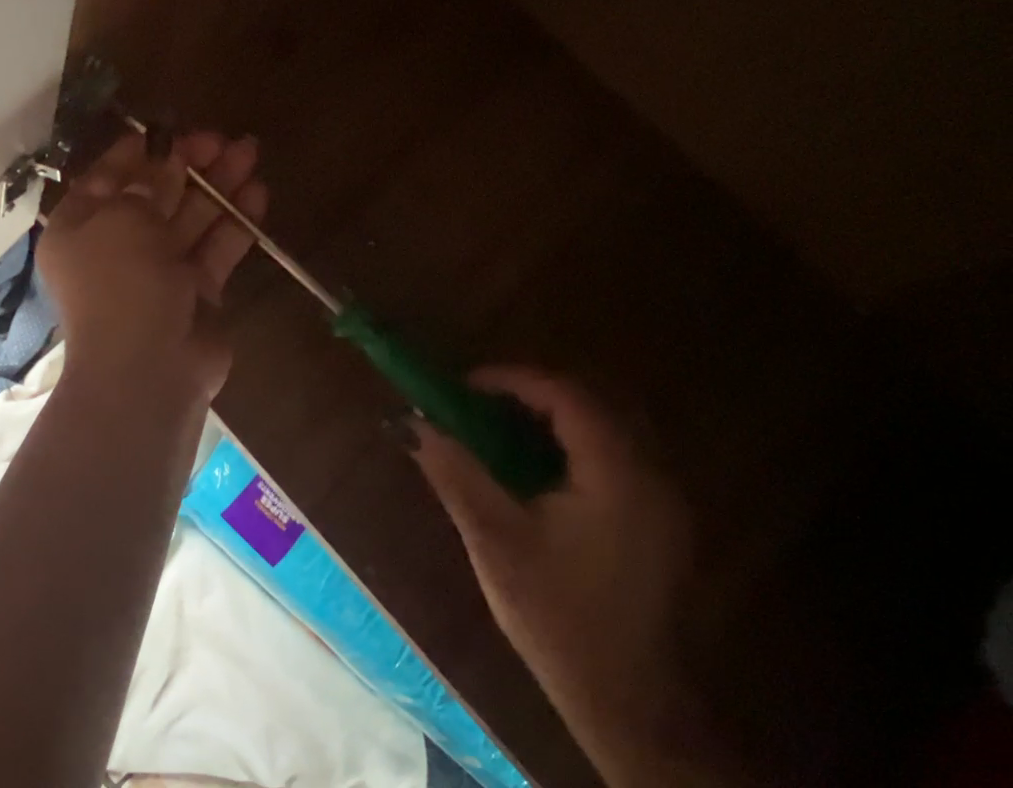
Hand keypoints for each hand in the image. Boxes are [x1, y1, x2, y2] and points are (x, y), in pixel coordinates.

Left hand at [38, 130, 266, 399]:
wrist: (146, 368)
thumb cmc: (119, 283)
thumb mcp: (122, 220)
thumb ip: (146, 186)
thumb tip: (163, 161)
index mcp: (78, 229)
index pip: (104, 180)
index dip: (134, 154)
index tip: (166, 130)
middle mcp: (114, 248)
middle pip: (153, 197)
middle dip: (187, 165)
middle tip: (220, 138)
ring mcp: (156, 272)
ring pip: (189, 220)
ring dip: (218, 187)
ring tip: (250, 152)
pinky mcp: (194, 293)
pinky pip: (214, 250)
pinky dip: (234, 223)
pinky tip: (258, 194)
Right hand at [410, 370, 716, 785]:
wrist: (622, 694)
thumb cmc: (553, 613)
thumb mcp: (494, 540)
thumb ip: (455, 473)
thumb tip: (411, 423)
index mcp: (617, 476)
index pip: (568, 398)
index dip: (512, 380)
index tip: (462, 385)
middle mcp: (651, 477)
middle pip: (592, 407)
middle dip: (530, 395)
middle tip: (475, 404)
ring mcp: (661, 501)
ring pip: (605, 433)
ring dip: (549, 421)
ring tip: (495, 432)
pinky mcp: (656, 523)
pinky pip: (613, 460)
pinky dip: (568, 449)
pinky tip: (531, 473)